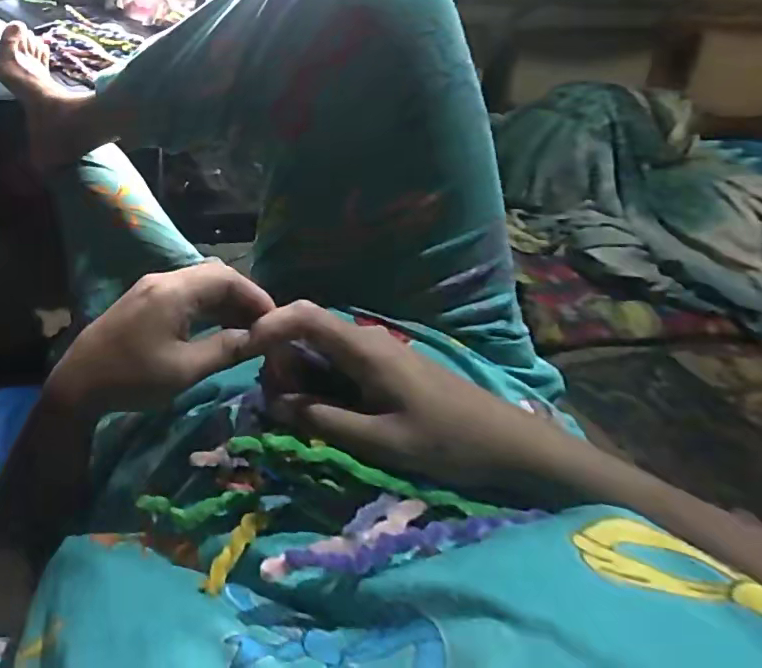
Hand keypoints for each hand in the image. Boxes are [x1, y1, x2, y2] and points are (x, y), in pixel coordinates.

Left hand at [44, 261, 275, 418]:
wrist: (78, 382)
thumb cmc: (133, 377)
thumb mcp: (185, 368)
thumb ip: (226, 349)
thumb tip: (262, 338)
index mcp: (173, 290)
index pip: (227, 277)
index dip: (257, 296)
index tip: (277, 324)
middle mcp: (162, 280)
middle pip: (213, 276)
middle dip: (243, 298)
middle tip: (266, 329)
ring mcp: (149, 288)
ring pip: (198, 284)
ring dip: (224, 303)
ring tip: (248, 333)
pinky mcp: (142, 300)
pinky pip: (183, 294)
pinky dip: (205, 307)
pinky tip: (217, 330)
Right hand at [249, 301, 585, 491]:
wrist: (515, 447)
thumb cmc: (450, 441)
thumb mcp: (383, 442)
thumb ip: (323, 421)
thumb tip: (273, 404)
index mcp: (363, 348)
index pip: (302, 314)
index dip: (268, 325)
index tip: (246, 352)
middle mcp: (364, 339)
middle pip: (303, 331)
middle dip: (279, 360)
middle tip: (277, 403)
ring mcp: (374, 351)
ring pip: (317, 348)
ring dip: (297, 375)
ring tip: (297, 413)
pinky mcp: (381, 367)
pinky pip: (335, 363)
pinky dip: (317, 382)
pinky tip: (322, 411)